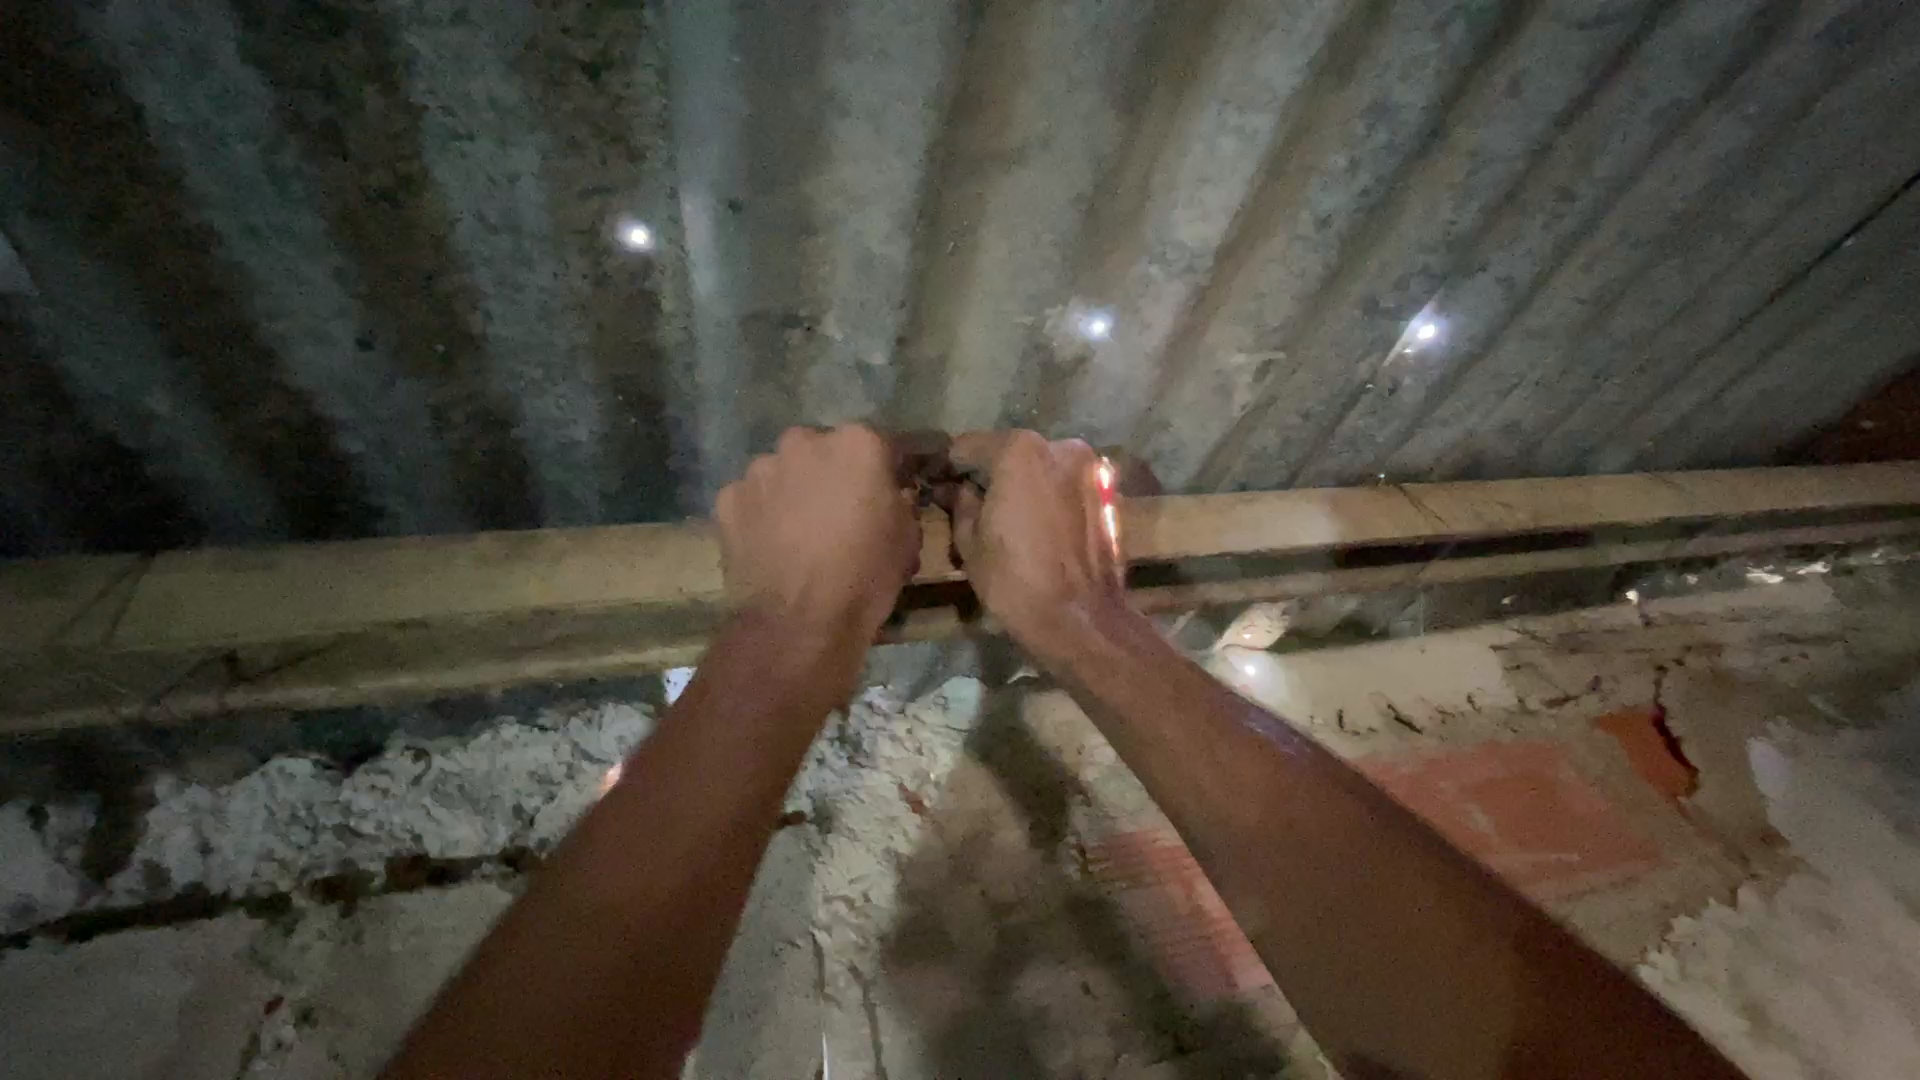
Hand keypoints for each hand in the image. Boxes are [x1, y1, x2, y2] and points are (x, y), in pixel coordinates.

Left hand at [714, 426, 919, 639]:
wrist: (800, 623)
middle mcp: (805, 441)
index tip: (886, 494)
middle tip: (840, 514)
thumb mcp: (908, 539)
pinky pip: (752, 500)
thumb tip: (890, 496)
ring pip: (783, 472)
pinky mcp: (727, 499)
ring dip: (793, 492)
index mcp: (857, 443)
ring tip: (799, 535)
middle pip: (824, 450)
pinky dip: (761, 516)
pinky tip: (770, 547)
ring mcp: (760, 469)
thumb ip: (899, 501)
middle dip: (832, 474)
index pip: (879, 444)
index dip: (884, 471)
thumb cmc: (865, 577)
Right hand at [948, 430, 1125, 658]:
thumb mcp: (970, 542)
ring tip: (1011, 517)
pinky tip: (1041, 526)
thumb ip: (961, 503)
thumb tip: (960, 490)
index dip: (951, 466)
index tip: (940, 482)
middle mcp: (1060, 446)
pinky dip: (1052, 498)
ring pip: (1044, 469)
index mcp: (1019, 451)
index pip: (970, 446)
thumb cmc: (1014, 579)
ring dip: (1026, 484)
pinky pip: (1067, 487)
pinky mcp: (1109, 493)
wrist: (1079, 617)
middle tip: (976, 502)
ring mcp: (1090, 468)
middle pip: (1012, 453)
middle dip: (993, 473)